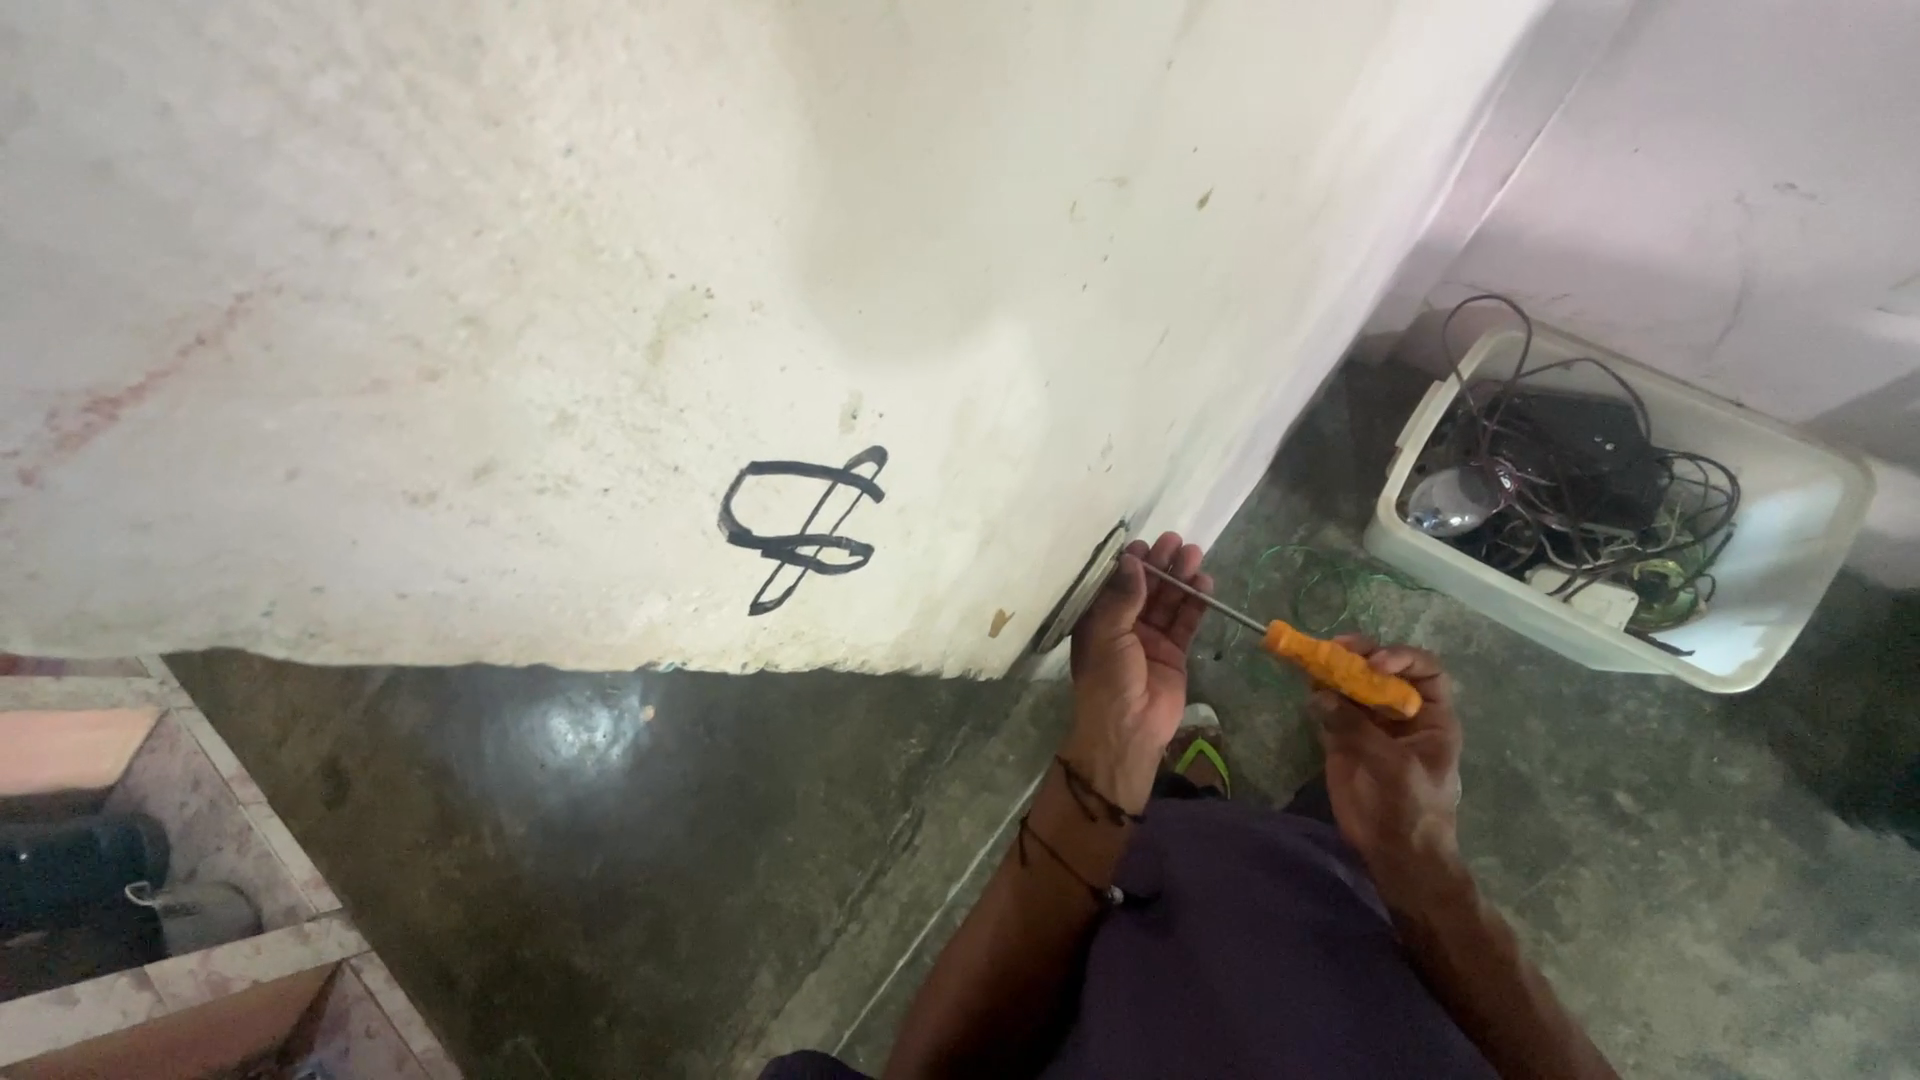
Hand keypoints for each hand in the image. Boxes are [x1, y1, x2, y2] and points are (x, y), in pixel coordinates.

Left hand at [1064, 532, 1213, 812]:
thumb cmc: (1108, 679)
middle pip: (1145, 589)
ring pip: (1168, 602)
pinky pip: (1185, 622)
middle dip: (1161, 566)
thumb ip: (1123, 597)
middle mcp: (1124, 626)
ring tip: (1195, 555)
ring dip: (1181, 579)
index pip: (1116, 584)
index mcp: (1098, 620)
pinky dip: (1195, 604)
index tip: (1146, 544)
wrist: (1129, 728)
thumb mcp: (1108, 633)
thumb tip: (1132, 561)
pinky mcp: (1174, 653)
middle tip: (1177, 542)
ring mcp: (1150, 639)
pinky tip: (1204, 584)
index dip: (1131, 564)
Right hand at [1311, 639, 1465, 912]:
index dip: (1402, 658)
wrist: (1397, 852)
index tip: (1375, 663)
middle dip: (1361, 654)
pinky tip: (1307, 684)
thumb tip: (1319, 695)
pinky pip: (1329, 705)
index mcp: (1432, 717)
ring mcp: (1369, 723)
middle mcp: (1400, 713)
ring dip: (1334, 669)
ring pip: (1352, 683)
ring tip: (1314, 661)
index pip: (1425, 671)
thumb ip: (1358, 729)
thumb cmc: (1414, 808)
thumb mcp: (1395, 767)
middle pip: (1382, 670)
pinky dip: (1317, 692)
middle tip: (1337, 647)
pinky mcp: (1342, 737)